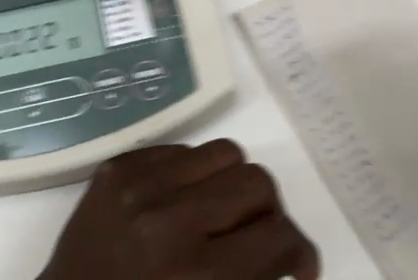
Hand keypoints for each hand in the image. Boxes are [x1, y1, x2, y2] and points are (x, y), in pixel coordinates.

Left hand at [38, 140, 318, 279]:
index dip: (300, 254)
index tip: (296, 266)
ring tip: (218, 212)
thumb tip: (289, 250)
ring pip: (223, 152)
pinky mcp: (117, 167)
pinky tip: (179, 202)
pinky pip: (179, 149)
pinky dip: (190, 174)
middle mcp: (171, 219)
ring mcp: (139, 185)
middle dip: (266, 214)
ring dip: (231, 183)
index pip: (280, 238)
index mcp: (200, 273)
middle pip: (256, 182)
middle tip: (255, 237)